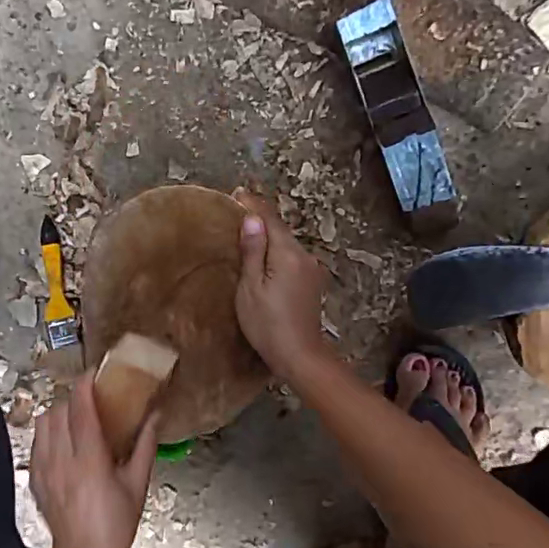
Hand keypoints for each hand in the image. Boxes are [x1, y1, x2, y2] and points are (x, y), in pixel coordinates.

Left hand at [30, 373, 158, 547]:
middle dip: (73, 398)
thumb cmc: (113, 526)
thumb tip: (155, 417)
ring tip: (75, 418)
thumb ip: (144, 446)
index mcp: (90, 462)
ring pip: (43, 421)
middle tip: (90, 398)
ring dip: (58, 412)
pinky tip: (63, 440)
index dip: (85, 385)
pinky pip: (36, 440)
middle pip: (59, 410)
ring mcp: (44, 468)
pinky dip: (48, 431)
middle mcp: (62, 461)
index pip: (81, 410)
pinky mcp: (34, 476)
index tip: (93, 374)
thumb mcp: (137, 486)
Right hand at [232, 189, 331, 377]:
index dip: (254, 205)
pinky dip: (276, 253)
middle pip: (280, 231)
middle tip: (238, 209)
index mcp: (288, 254)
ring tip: (247, 232)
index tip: (238, 192)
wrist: (299, 356)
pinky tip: (264, 258)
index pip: (270, 220)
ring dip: (268, 237)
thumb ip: (252, 251)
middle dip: (261, 219)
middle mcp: (304, 257)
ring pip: (286, 245)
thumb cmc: (267, 323)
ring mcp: (311, 271)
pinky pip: (290, 259)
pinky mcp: (311, 284)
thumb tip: (251, 219)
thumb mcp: (251, 287)